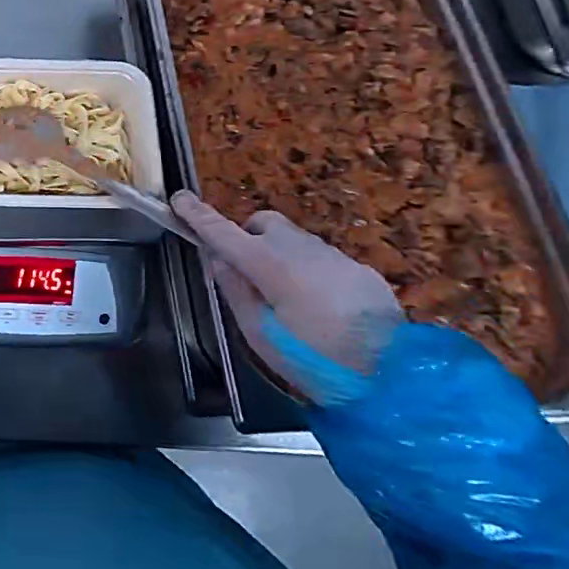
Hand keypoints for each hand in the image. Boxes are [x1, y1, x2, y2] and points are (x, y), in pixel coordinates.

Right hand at [171, 191, 402, 404]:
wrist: (387, 370)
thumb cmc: (313, 357)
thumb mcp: (260, 334)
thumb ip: (235, 292)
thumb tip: (219, 261)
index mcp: (269, 264)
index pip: (224, 232)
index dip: (199, 216)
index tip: (180, 199)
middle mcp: (299, 247)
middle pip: (261, 224)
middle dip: (246, 239)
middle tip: (245, 276)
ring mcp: (330, 253)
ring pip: (291, 240)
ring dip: (277, 255)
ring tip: (285, 301)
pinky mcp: (353, 265)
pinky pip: (318, 257)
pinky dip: (305, 270)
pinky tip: (318, 308)